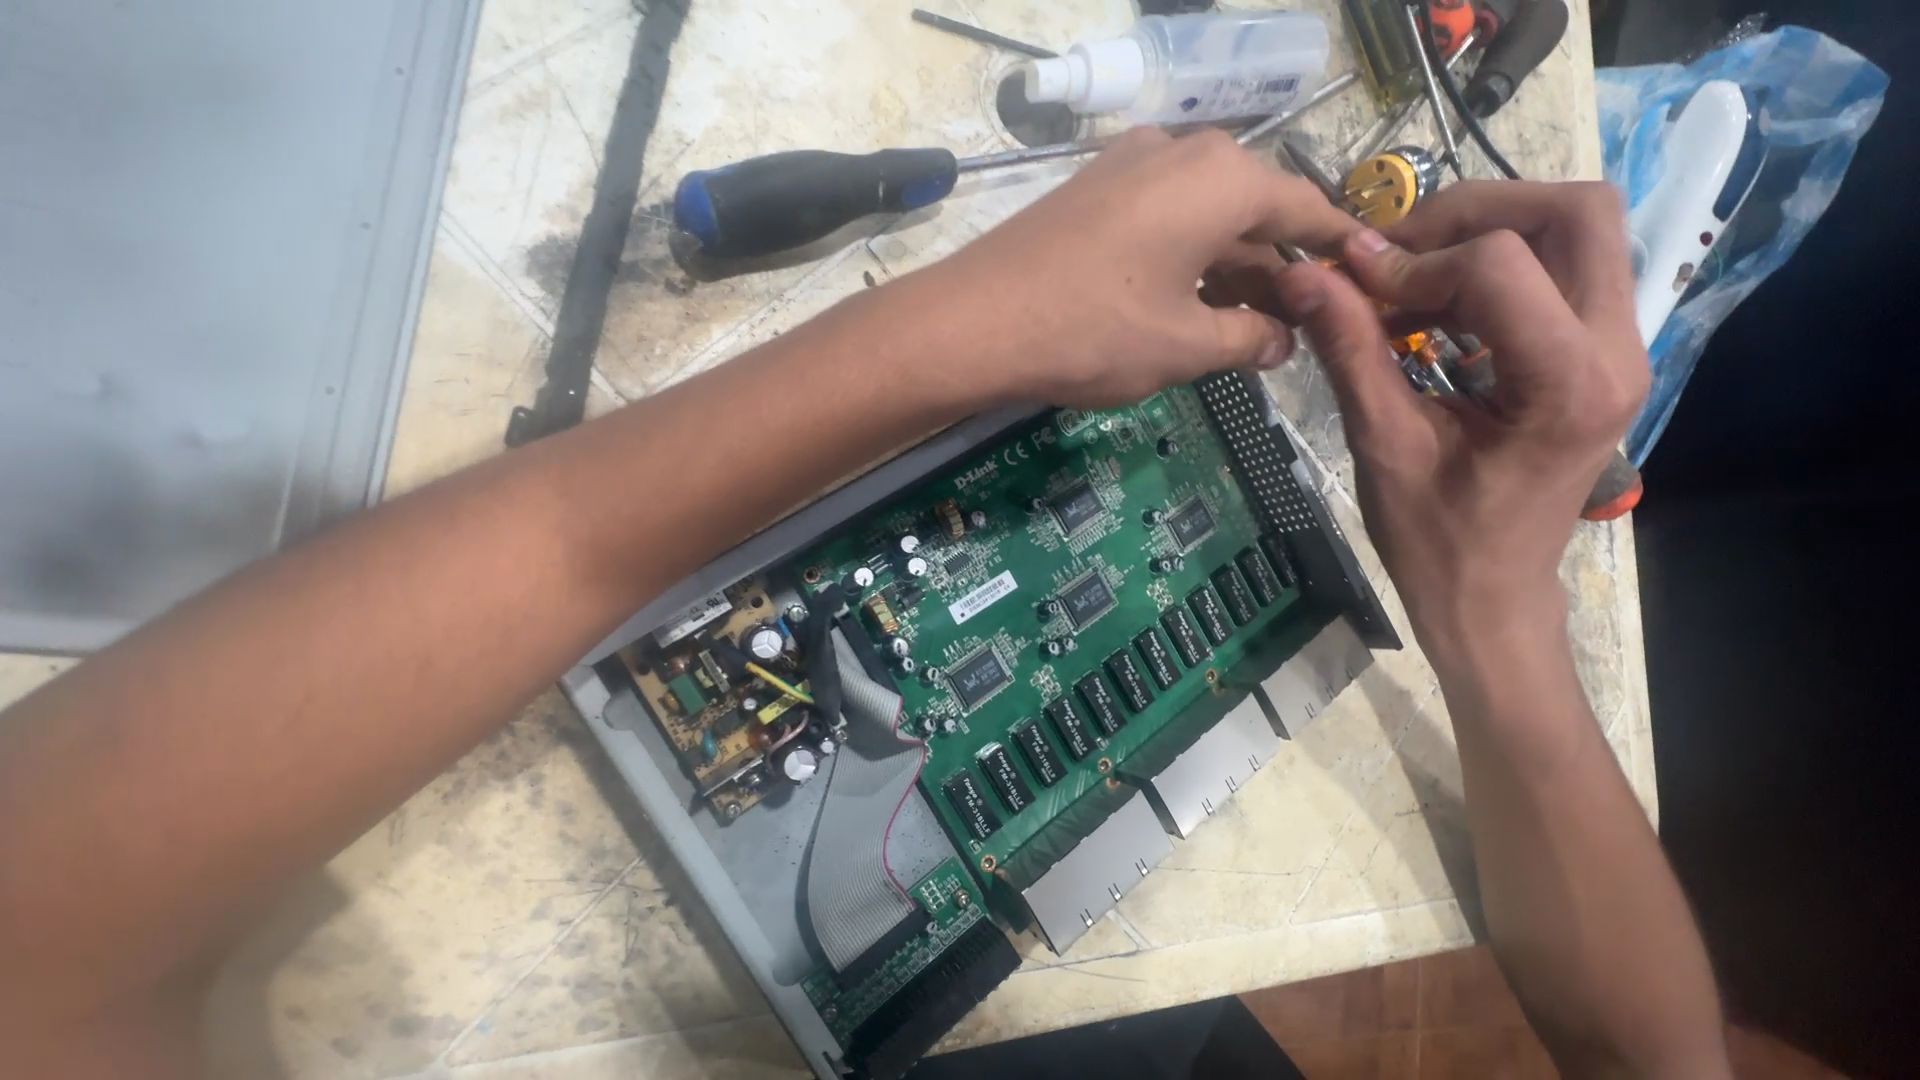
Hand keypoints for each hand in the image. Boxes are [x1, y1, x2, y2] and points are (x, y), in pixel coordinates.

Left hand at [909, 127, 1358, 407]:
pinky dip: (1182, 254)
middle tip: (1291, 326)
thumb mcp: (1184, 347)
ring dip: (1226, 265)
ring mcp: (1128, 164)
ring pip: (1202, 213)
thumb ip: (1246, 340)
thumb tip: (1282, 343)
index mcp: (1223, 178)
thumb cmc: (1093, 332)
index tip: (1355, 279)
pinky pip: (1159, 215)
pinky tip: (1181, 299)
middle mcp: (1181, 152)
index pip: (1302, 208)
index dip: (1331, 249)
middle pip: (1251, 209)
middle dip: (1273, 268)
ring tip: (1240, 324)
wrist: (974, 322)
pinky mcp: (1090, 188)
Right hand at [1271, 181, 1648, 657]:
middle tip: (1392, 250)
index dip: (1410, 263)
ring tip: (1405, 277)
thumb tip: (1303, 276)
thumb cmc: (1434, 540)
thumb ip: (1349, 351)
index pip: (1499, 265)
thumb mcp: (1382, 444)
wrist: (1491, 597)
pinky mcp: (1597, 355)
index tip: (1346, 285)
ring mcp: (1618, 350)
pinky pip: (1560, 272)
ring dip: (1483, 234)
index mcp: (1566, 384)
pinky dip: (1490, 269)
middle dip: (1472, 213)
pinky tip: (1431, 309)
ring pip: (1576, 231)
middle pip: (1574, 214)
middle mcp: (1616, 351)